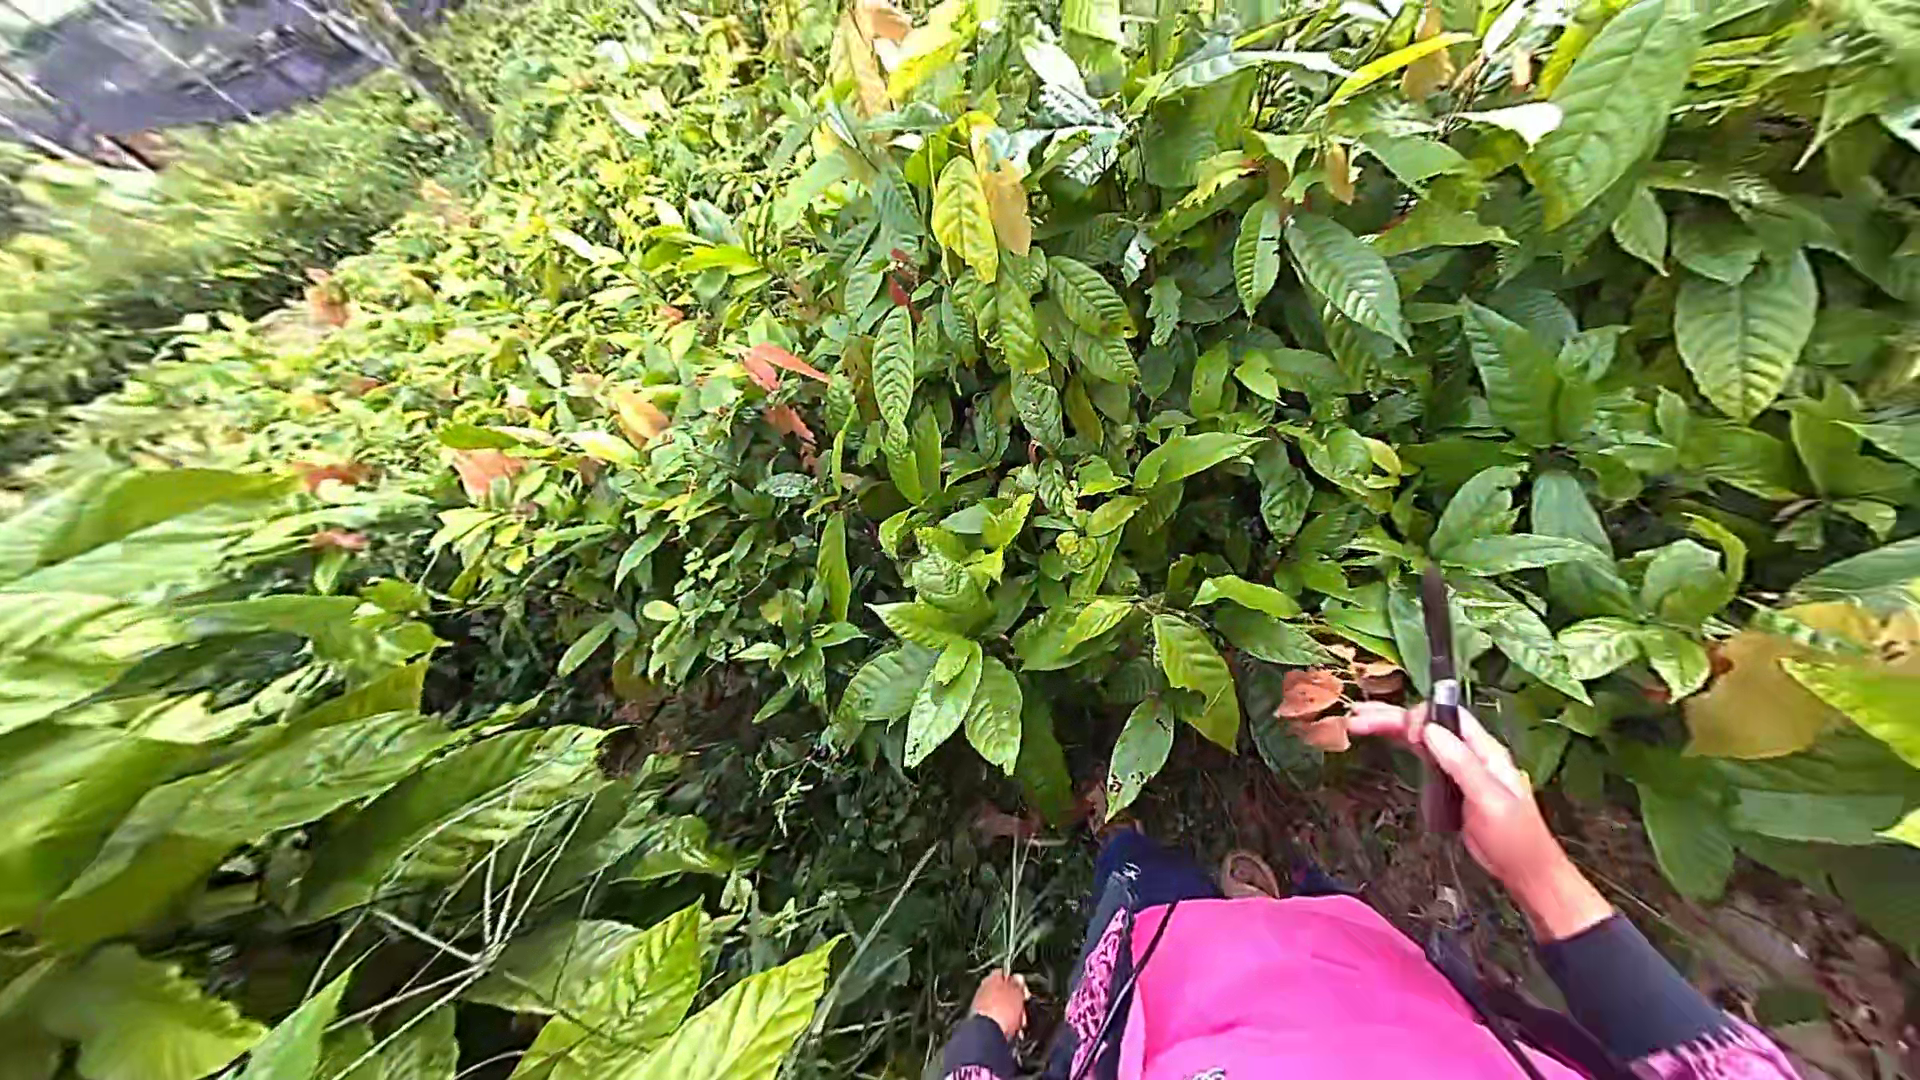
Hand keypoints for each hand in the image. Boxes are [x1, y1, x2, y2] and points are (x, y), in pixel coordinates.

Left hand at [970, 970, 1028, 1038]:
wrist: (986, 1035)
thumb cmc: (1001, 1011)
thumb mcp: (1017, 993)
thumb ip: (1018, 984)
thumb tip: (1019, 978)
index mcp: (992, 977)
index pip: (1007, 975)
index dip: (1018, 984)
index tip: (1025, 993)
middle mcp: (984, 989)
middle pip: (1004, 993)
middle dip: (1015, 1004)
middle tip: (1022, 1012)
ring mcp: (981, 1007)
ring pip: (1001, 1009)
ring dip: (1010, 1017)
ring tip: (1017, 1026)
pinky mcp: (980, 1023)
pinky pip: (996, 1022)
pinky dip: (1003, 1027)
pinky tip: (1009, 1034)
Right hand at [1347, 702, 1613, 940]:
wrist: (1527, 874)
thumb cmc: (1516, 840)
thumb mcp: (1491, 801)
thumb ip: (1462, 763)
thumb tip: (1429, 730)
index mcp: (1484, 751)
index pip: (1448, 716)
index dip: (1422, 717)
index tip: (1406, 734)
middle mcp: (1468, 752)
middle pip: (1425, 723)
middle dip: (1390, 716)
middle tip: (1357, 717)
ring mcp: (1456, 765)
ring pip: (1416, 735)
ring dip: (1386, 726)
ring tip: (1355, 723)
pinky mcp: (1445, 780)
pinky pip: (1416, 752)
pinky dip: (1395, 742)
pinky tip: (1378, 739)